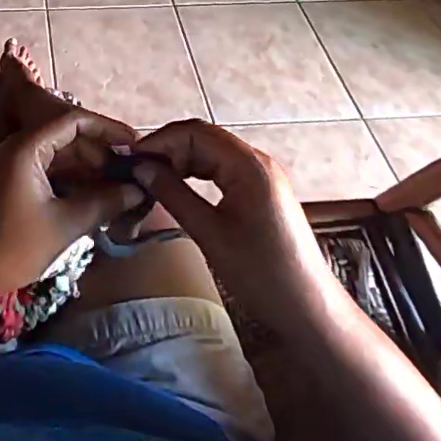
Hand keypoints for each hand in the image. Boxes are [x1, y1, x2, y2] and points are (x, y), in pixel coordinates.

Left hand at [0, 110, 145, 293]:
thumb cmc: (13, 247)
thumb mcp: (66, 223)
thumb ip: (104, 201)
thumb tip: (138, 190)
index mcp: (27, 147)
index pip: (73, 120)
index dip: (107, 128)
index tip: (134, 143)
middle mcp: (19, 146)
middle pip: (68, 134)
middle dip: (101, 150)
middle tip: (132, 168)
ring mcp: (15, 163)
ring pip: (61, 153)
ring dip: (90, 165)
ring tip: (120, 182)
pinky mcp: (15, 180)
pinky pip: (51, 167)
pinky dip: (74, 177)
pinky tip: (97, 192)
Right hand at [132, 120, 338, 332]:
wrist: (309, 307)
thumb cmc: (262, 273)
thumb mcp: (210, 233)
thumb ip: (174, 195)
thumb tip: (142, 169)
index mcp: (248, 164)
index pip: (196, 133)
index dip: (161, 140)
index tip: (132, 159)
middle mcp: (257, 160)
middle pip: (205, 137)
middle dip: (169, 148)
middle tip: (138, 170)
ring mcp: (262, 174)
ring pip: (213, 152)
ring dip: (182, 159)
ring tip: (153, 179)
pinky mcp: (262, 190)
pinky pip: (223, 168)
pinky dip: (198, 172)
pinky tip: (179, 186)